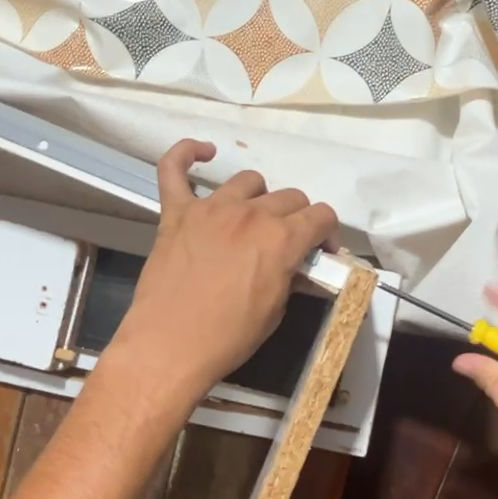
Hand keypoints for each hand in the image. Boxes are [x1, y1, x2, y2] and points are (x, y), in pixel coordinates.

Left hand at [110, 140, 338, 399]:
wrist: (170, 346)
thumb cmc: (229, 337)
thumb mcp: (275, 311)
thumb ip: (290, 277)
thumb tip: (297, 266)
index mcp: (281, 239)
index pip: (321, 216)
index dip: (327, 234)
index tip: (321, 252)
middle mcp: (251, 214)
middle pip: (289, 197)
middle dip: (297, 219)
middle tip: (288, 244)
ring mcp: (211, 208)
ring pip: (248, 181)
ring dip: (259, 197)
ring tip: (253, 220)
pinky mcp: (176, 212)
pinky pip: (174, 168)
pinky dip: (187, 153)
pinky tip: (203, 152)